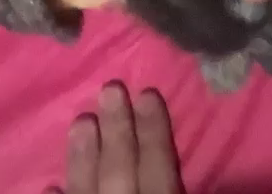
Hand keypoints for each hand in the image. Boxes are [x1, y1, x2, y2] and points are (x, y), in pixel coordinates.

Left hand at [48, 83, 182, 193]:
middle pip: (119, 171)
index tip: (148, 92)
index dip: (154, 131)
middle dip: (116, 129)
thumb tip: (220, 161)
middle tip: (110, 87)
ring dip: (82, 157)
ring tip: (80, 120)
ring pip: (85, 191)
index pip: (159, 167)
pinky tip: (51, 184)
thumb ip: (192, 183)